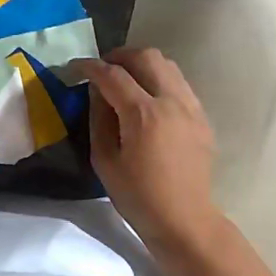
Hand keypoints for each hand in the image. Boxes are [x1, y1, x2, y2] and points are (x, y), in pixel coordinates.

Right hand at [81, 47, 220, 253]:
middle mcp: (171, 102)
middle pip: (146, 57)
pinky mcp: (201, 118)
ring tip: (122, 80)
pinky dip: (157, 80)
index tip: (74, 67)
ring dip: (140, 65)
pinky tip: (144, 99)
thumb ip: (99, 118)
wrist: (184, 219)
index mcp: (143, 114)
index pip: (112, 75)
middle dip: (119, 56)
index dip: (89, 67)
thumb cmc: (136, 194)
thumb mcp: (103, 158)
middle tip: (101, 69)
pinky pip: (178, 84)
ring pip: (167, 65)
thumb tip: (96, 92)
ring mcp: (192, 108)